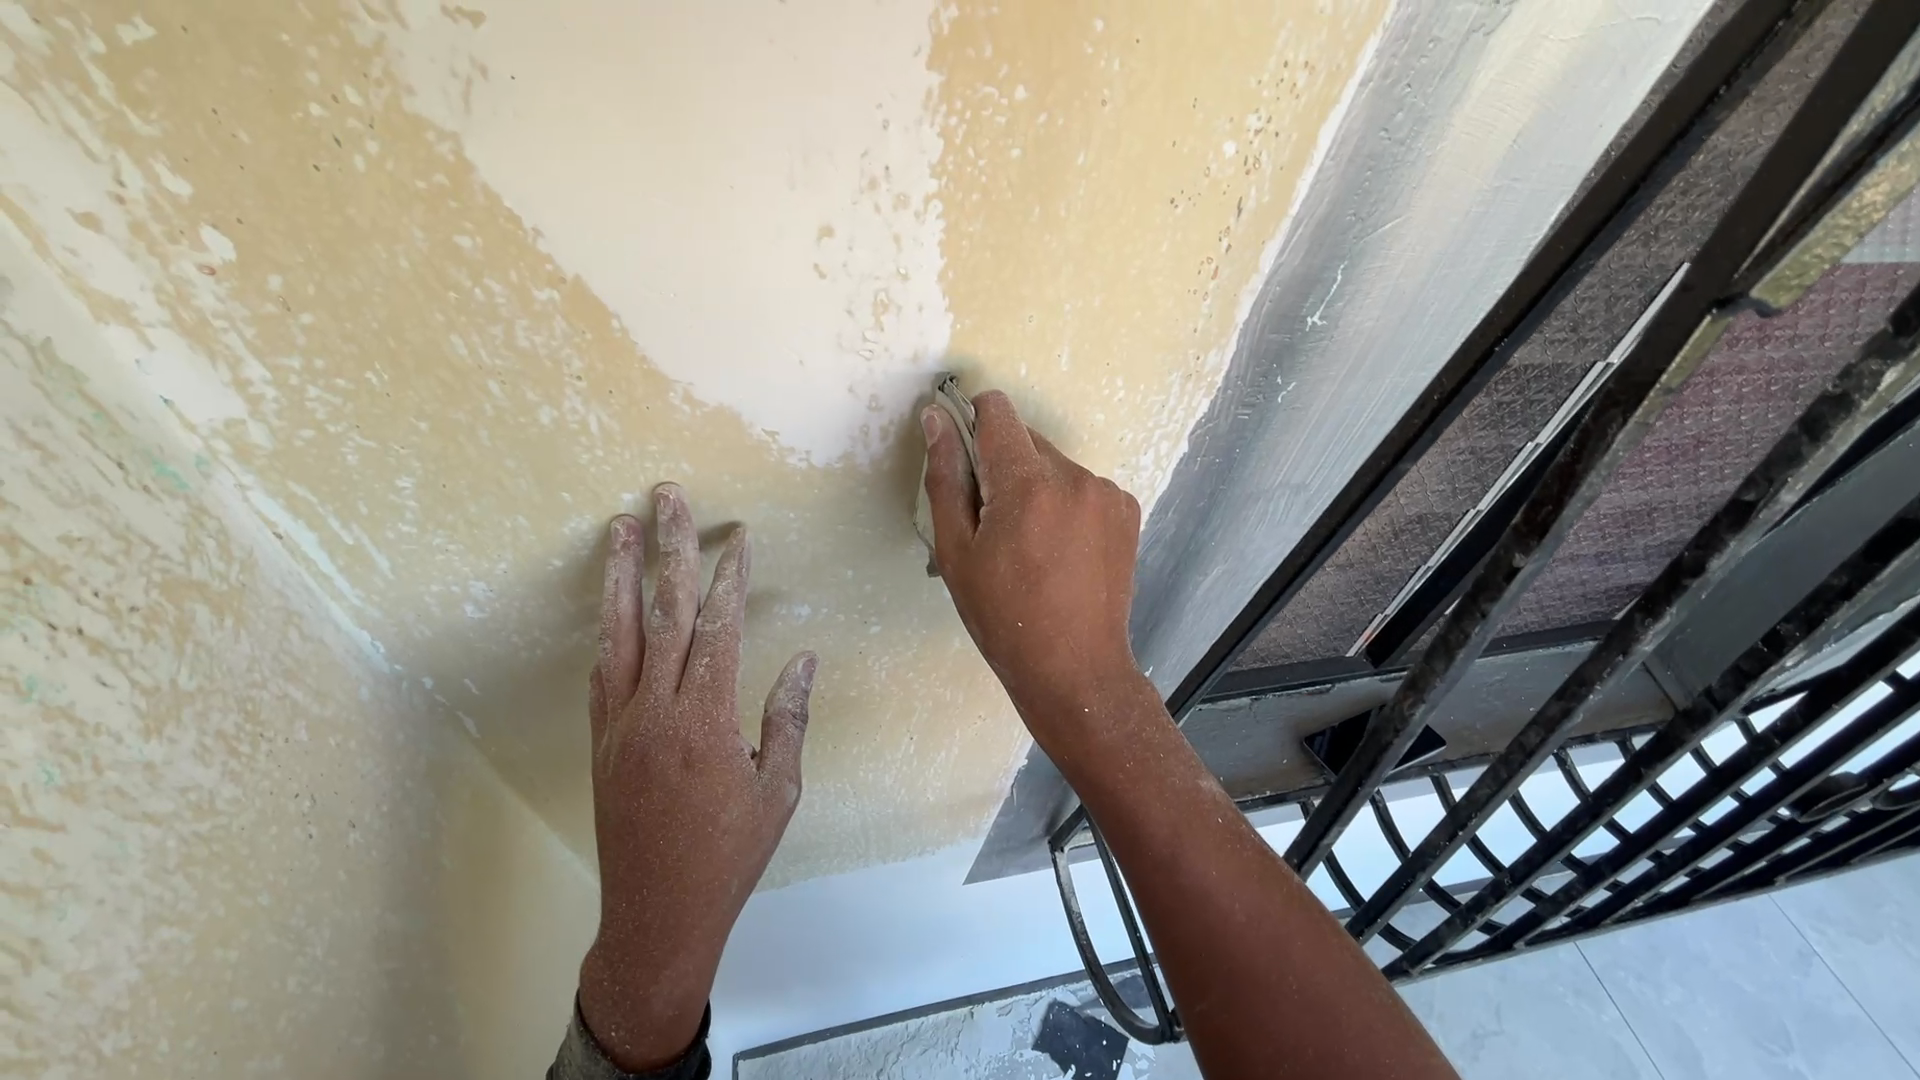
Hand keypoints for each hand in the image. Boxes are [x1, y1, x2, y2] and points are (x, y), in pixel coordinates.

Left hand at [578, 484, 816, 1070]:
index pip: (717, 627)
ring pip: (618, 632)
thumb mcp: (779, 790)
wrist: (658, 914)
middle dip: (669, 548)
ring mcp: (621, 723)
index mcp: (706, 719)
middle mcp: (657, 709)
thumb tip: (802, 660)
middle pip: (664, 611)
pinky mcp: (602, 741)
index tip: (736, 535)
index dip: (728, 576)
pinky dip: (609, 631)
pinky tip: (610, 607)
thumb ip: (787, 719)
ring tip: (619, 525)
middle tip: (666, 496)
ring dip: (619, 574)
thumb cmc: (730, 854)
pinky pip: (603, 673)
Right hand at [920, 391, 1146, 751]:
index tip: (964, 457)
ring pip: (1054, 465)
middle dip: (1002, 467)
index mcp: (1028, 484)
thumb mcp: (956, 553)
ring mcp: (1107, 493)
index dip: (972, 422)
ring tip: (1031, 544)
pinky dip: (1064, 504)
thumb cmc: (1003, 618)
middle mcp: (1075, 476)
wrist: (1075, 668)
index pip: (997, 411)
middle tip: (994, 524)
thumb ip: (945, 478)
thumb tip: (936, 419)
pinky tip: (1061, 549)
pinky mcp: (1127, 510)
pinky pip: (1082, 487)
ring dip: (1035, 486)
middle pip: (1025, 440)